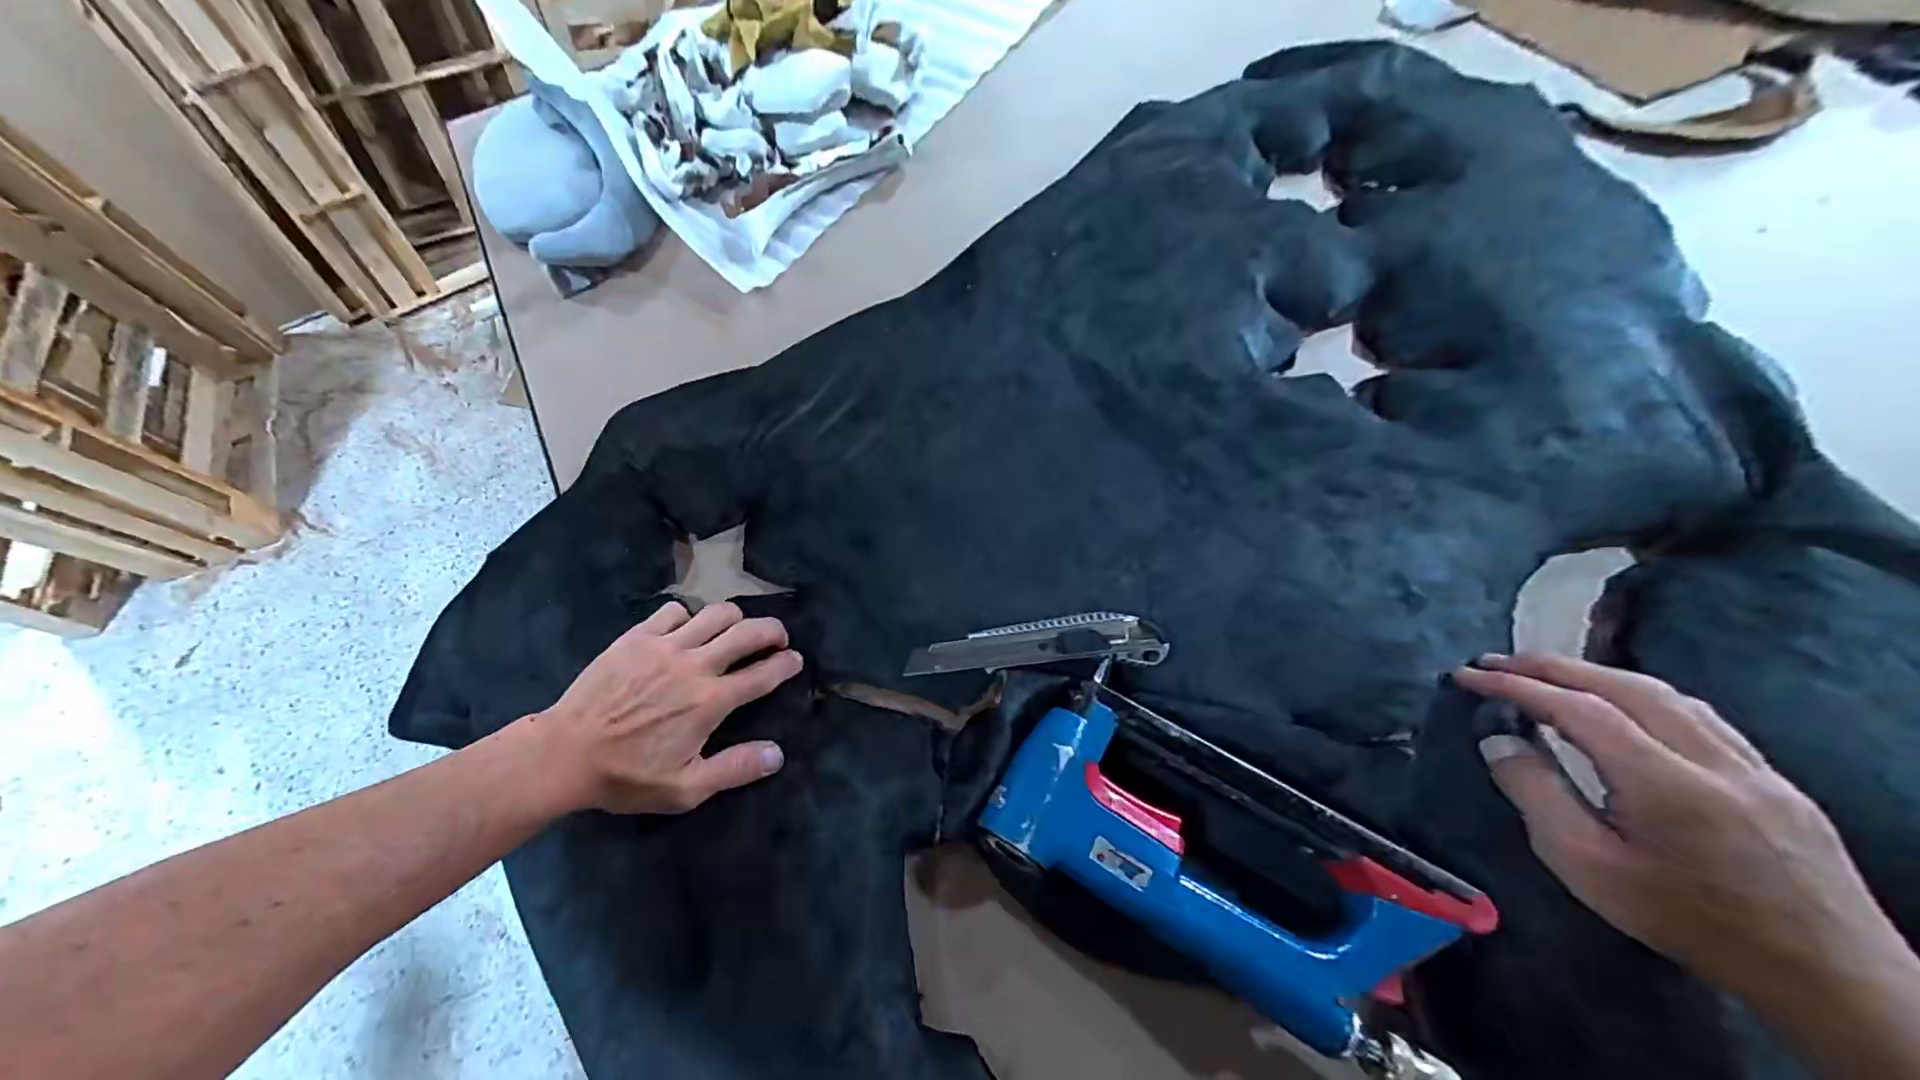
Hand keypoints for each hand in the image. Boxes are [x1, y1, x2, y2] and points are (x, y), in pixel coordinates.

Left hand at [531, 600, 804, 814]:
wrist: (563, 755)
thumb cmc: (627, 776)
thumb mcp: (685, 788)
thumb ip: (735, 769)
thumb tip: (777, 754)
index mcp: (710, 702)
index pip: (763, 674)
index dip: (786, 664)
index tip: (796, 660)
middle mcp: (694, 666)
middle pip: (748, 632)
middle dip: (772, 630)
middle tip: (778, 638)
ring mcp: (664, 646)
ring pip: (716, 613)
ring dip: (736, 618)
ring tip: (737, 630)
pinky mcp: (636, 637)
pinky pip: (674, 611)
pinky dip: (689, 618)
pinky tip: (686, 632)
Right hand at [1454, 653, 1904, 1003]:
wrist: (1828, 978)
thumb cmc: (1687, 920)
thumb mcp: (1586, 865)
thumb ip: (1536, 794)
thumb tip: (1498, 739)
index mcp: (1665, 781)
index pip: (1578, 708)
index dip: (1517, 685)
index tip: (1469, 676)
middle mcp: (1713, 758)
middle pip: (1623, 686)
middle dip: (1552, 667)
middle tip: (1497, 662)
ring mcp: (1753, 766)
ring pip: (1666, 695)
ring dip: (1596, 675)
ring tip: (1548, 676)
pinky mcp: (1775, 780)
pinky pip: (1699, 716)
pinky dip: (1642, 696)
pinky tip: (1622, 706)